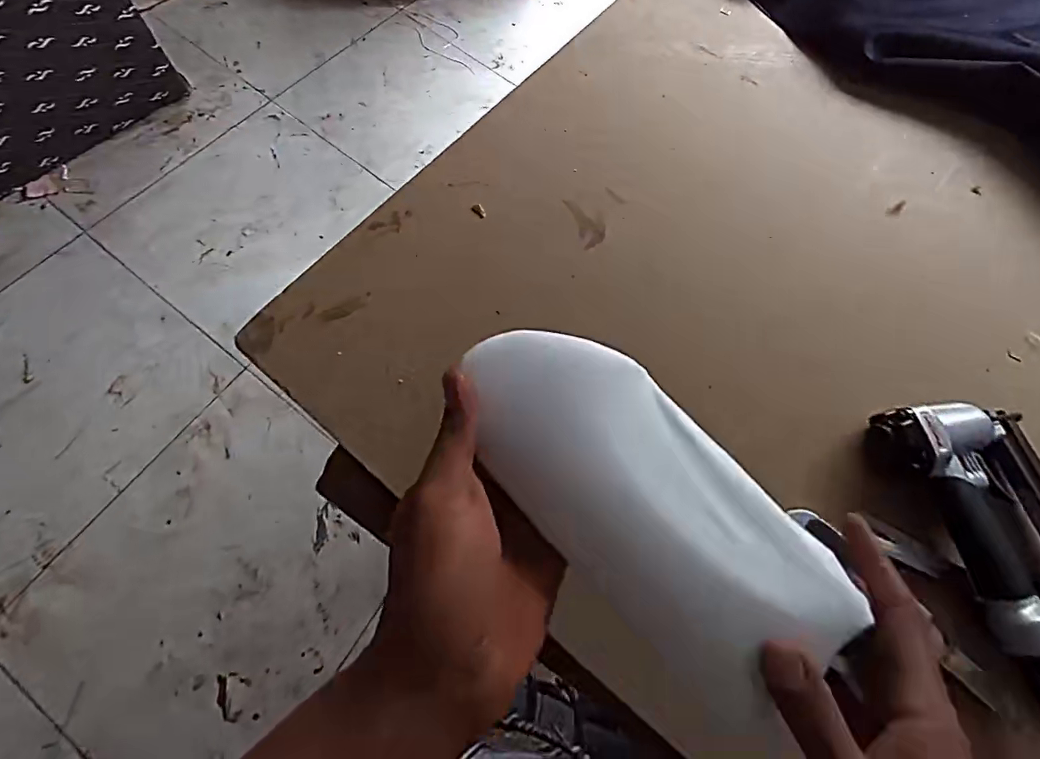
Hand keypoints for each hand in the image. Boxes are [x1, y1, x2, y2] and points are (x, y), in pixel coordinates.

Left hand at [350, 369, 566, 743]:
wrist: (456, 670)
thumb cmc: (433, 589)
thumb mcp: (440, 500)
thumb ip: (454, 443)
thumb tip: (455, 382)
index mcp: (456, 477)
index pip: (483, 423)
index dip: (503, 397)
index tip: (531, 369)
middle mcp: (488, 497)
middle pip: (520, 449)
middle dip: (541, 425)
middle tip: (576, 389)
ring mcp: (518, 526)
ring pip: (546, 479)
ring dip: (564, 458)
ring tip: (597, 422)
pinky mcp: (546, 553)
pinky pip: (569, 517)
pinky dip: (584, 499)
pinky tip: (606, 477)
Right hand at [760, 515, 970, 758]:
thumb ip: (817, 717)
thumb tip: (780, 649)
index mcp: (927, 718)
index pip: (902, 621)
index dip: (878, 569)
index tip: (855, 526)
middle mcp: (924, 724)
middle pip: (894, 642)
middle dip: (859, 599)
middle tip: (819, 566)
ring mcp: (909, 746)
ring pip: (873, 676)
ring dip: (837, 641)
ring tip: (796, 613)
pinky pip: (858, 708)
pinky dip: (826, 685)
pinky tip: (796, 684)